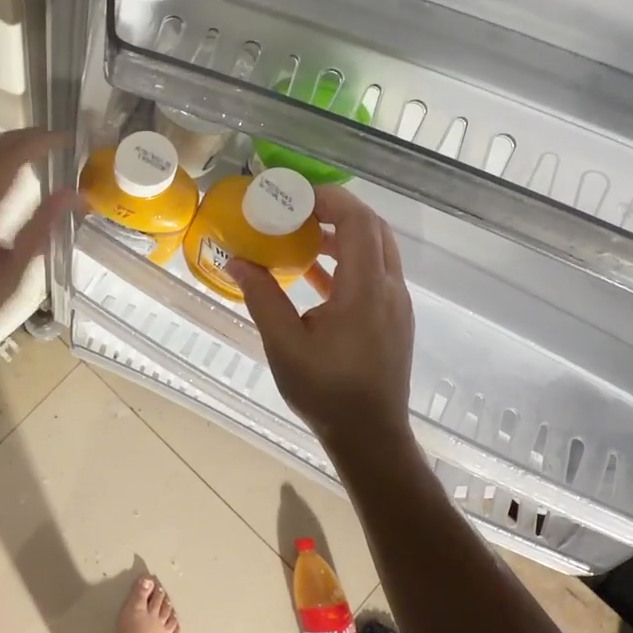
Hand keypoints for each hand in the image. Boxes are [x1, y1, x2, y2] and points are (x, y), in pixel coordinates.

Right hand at [228, 184, 414, 449]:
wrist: (370, 436)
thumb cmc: (325, 392)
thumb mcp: (283, 344)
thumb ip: (262, 297)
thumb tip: (237, 260)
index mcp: (365, 290)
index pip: (358, 222)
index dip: (329, 200)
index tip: (293, 195)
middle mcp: (389, 289)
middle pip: (373, 228)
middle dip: (335, 210)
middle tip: (295, 209)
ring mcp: (396, 304)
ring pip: (377, 249)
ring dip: (342, 234)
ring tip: (299, 236)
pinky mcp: (393, 319)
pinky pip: (374, 272)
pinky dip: (347, 260)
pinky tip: (312, 274)